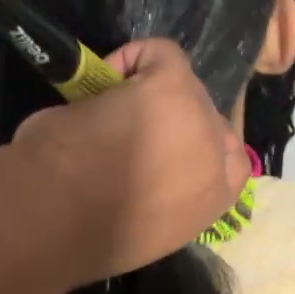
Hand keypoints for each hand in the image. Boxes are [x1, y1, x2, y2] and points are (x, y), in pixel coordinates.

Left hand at [11, 39, 250, 282]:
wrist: (63, 220)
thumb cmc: (90, 236)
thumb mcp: (149, 227)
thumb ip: (171, 194)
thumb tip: (157, 166)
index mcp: (214, 202)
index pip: (231, 162)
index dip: (197, 152)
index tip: (160, 156)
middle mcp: (216, 162)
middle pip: (208, 123)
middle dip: (175, 124)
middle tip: (133, 131)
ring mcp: (198, 124)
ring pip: (187, 91)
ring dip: (155, 96)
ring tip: (118, 113)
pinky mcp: (172, 90)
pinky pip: (163, 55)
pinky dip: (135, 61)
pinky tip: (108, 85)